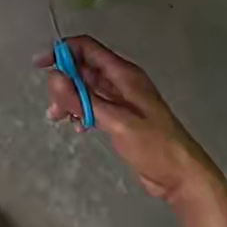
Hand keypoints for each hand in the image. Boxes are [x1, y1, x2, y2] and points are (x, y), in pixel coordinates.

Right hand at [37, 36, 224, 206]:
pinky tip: (78, 126)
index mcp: (124, 74)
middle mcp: (121, 81)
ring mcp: (122, 99)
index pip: (87, 48)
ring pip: (85, 86)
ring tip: (59, 118)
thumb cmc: (155, 146)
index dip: (62, 51)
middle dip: (63, 80)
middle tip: (53, 102)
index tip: (42, 66)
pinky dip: (80, 110)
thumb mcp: (116, 122)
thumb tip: (52, 77)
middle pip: (83, 67)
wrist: (184, 178)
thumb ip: (83, 99)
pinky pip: (93, 103)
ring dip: (69, 98)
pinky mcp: (121, 116)